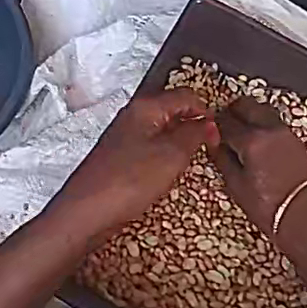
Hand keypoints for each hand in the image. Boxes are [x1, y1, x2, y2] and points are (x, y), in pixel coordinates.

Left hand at [49, 88, 216, 239]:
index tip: (219, 133)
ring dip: (179, 142)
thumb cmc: (128, 180)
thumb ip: (194, 134)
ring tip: (191, 161)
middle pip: (172, 110)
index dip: (206, 111)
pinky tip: (168, 172)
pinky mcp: (120, 157)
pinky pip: (150, 148)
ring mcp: (124, 137)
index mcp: (146, 107)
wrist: (87, 211)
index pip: (186, 95)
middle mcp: (133, 116)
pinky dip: (164, 156)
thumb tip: (208, 124)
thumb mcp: (172, 154)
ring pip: (161, 130)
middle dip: (193, 126)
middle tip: (208, 148)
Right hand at [210, 98, 306, 238]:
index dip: (214, 124)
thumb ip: (222, 157)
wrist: (302, 215)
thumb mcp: (235, 184)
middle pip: (246, 105)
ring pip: (262, 109)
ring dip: (249, 114)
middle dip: (231, 111)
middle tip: (222, 124)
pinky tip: (256, 140)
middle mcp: (269, 130)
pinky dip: (262, 123)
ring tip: (239, 131)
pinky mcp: (294, 139)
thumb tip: (213, 142)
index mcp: (252, 141)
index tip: (208, 129)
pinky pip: (274, 121)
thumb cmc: (266, 206)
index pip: (226, 122)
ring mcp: (285, 132)